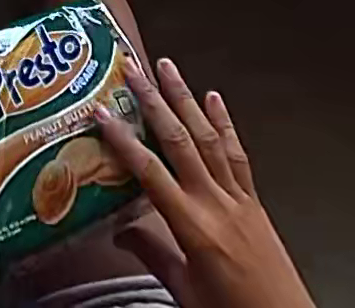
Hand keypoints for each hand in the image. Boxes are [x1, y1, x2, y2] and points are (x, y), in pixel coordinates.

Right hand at [95, 58, 316, 307]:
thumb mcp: (184, 291)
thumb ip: (151, 253)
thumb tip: (119, 230)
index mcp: (193, 227)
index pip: (148, 171)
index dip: (121, 139)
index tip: (100, 111)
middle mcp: (215, 204)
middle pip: (178, 141)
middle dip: (153, 101)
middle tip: (134, 70)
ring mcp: (237, 199)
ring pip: (207, 137)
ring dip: (185, 98)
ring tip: (168, 68)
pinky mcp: (254, 201)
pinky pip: (237, 155)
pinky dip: (224, 123)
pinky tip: (214, 98)